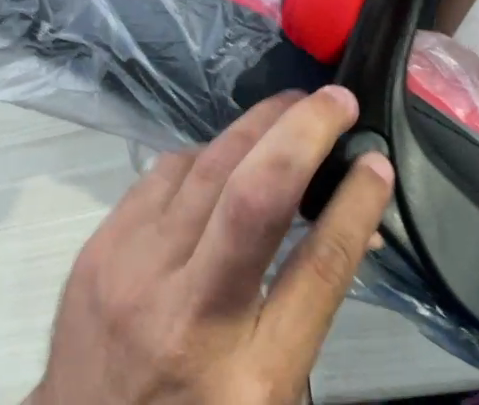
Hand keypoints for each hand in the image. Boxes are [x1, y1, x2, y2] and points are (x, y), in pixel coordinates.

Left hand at [27, 87, 393, 404]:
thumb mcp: (273, 382)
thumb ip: (313, 298)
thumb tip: (354, 216)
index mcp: (249, 374)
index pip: (319, 266)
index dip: (356, 203)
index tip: (378, 161)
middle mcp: (186, 316)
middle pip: (255, 196)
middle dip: (304, 131)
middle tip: (338, 101)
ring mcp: (133, 275)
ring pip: (207, 165)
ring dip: (258, 124)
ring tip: (292, 108)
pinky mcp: (100, 248)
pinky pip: (166, 171)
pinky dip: (210, 151)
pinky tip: (230, 152)